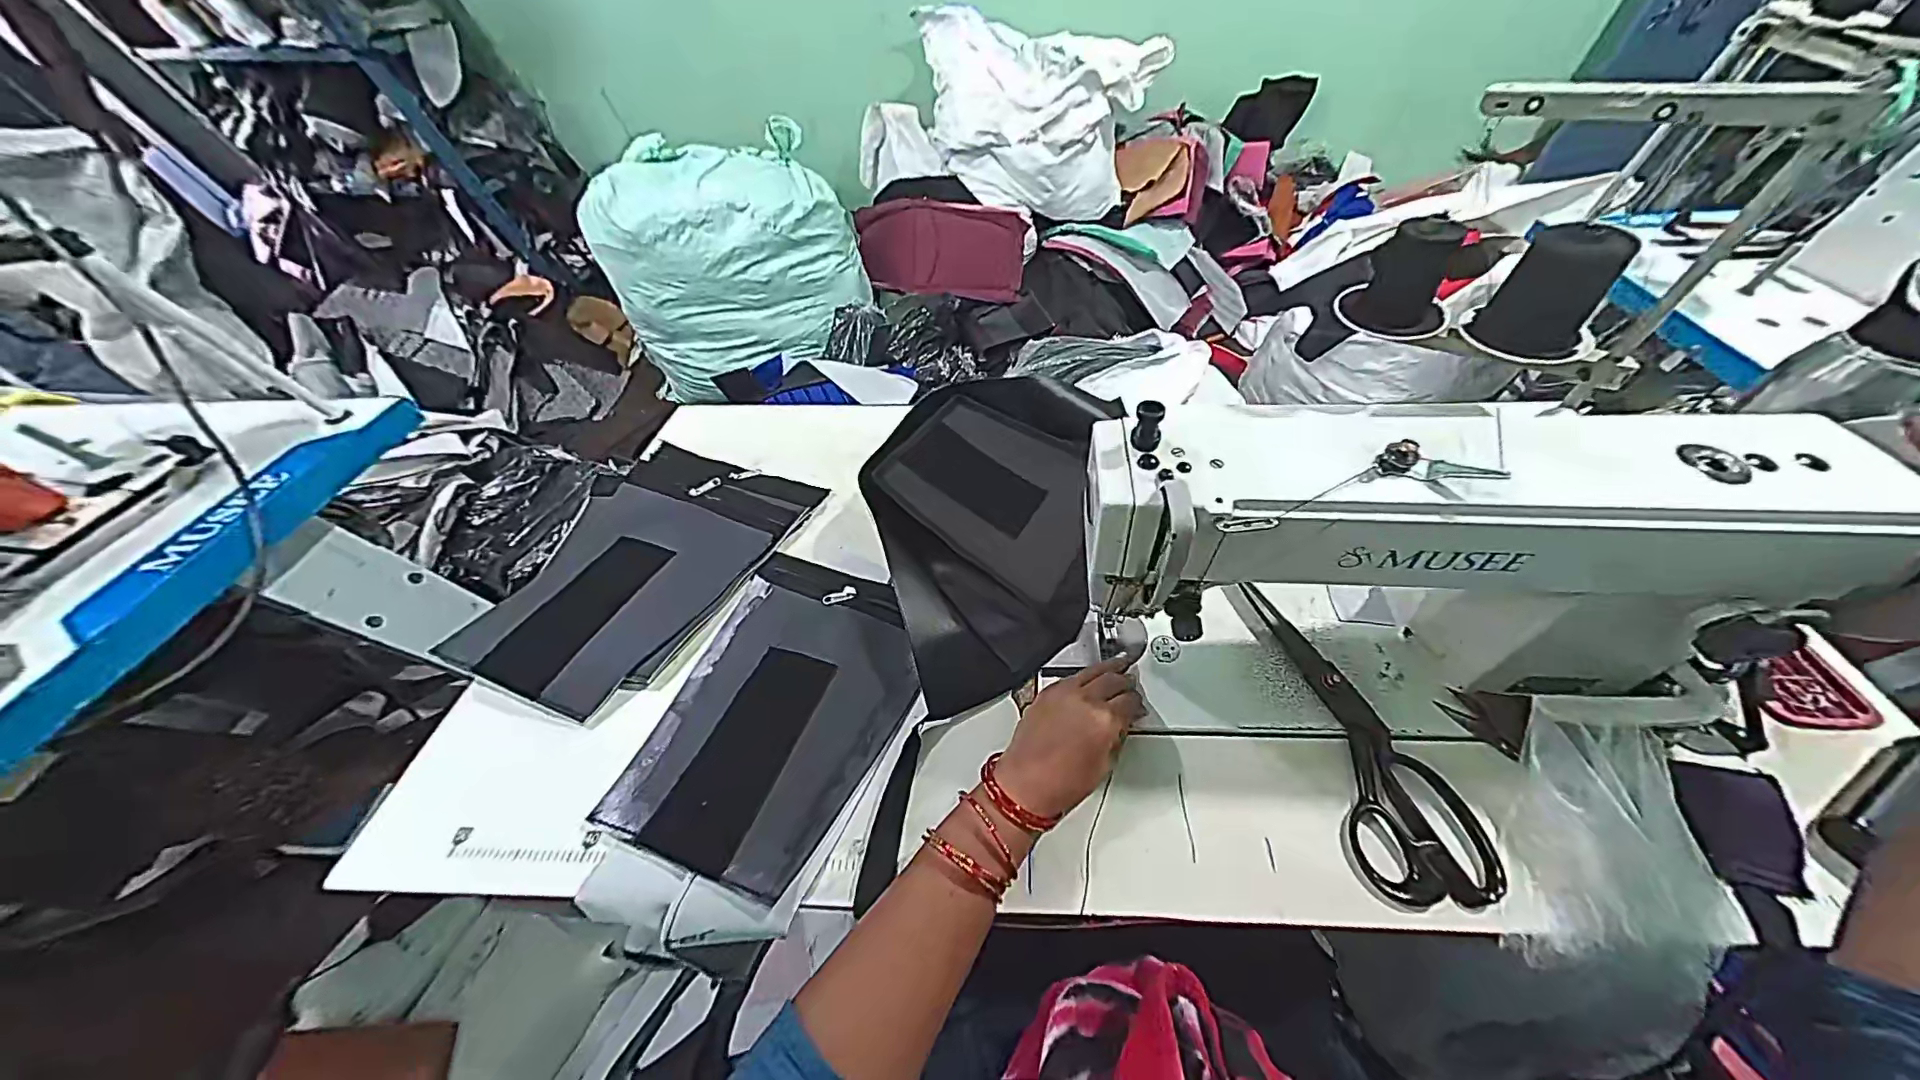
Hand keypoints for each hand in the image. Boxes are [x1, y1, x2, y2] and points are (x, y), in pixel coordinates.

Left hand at [994, 655, 1145, 820]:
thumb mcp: (1104, 765)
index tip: (1137, 706)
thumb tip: (1120, 726)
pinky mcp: (1047, 693)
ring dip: (1108, 668)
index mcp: (1105, 720)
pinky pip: (1071, 676)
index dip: (1137, 704)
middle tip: (1131, 683)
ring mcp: (1064, 694)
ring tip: (1117, 665)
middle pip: (1114, 679)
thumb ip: (1116, 737)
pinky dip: (1084, 676)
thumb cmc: (1060, 782)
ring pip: (1093, 670)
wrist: (1025, 783)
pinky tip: (1089, 677)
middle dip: (1126, 681)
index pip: (1130, 701)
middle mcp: (1085, 701)